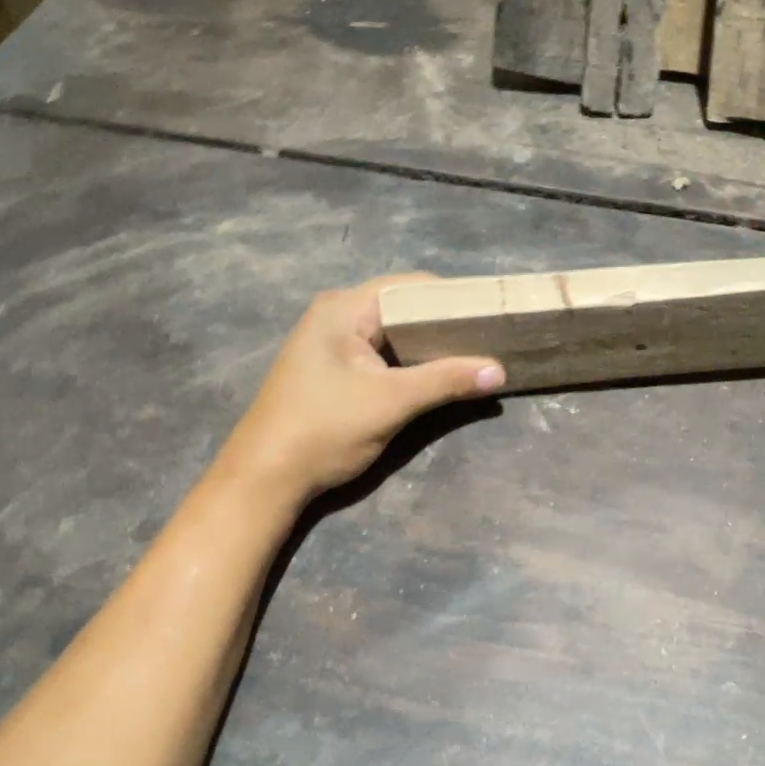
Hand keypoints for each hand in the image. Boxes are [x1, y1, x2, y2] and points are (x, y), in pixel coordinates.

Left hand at [212, 274, 503, 504]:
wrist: (265, 478)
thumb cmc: (323, 429)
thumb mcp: (391, 403)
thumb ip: (445, 381)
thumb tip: (499, 370)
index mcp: (344, 308)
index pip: (411, 287)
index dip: (454, 298)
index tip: (493, 315)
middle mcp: (338, 317)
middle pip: (405, 308)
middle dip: (447, 324)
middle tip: (492, 339)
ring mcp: (335, 345)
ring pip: (397, 335)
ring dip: (433, 348)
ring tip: (477, 357)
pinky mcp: (337, 372)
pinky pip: (386, 357)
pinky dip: (415, 364)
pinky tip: (442, 378)